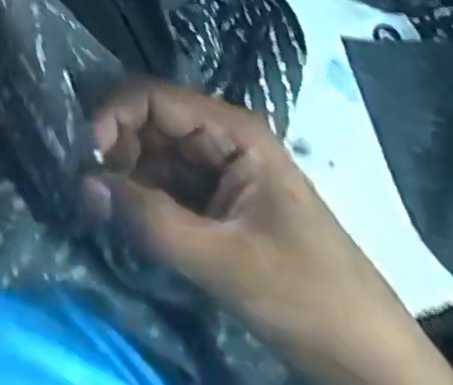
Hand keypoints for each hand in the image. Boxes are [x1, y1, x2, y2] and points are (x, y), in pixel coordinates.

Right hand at [84, 79, 452, 384]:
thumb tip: (85, 182)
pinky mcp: (215, 203)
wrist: (367, 356)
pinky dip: (139, 197)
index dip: (114, 116)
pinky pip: (164, 185)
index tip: (85, 158)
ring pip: (153, 154)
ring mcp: (219, 171)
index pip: (155, 97)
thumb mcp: (224, 262)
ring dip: (123, 174)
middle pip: (150, 121)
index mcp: (233, 132)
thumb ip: (151, 221)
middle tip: (89, 192)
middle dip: (114, 148)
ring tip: (101, 210)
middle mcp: (222, 139)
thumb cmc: (305, 296)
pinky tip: (123, 220)